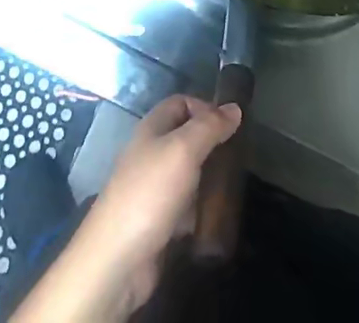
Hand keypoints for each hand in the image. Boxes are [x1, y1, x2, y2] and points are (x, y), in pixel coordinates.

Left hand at [83, 95, 241, 274]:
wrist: (119, 256)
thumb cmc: (150, 192)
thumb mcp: (183, 150)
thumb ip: (208, 127)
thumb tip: (233, 108)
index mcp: (151, 129)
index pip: (180, 103)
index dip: (205, 107)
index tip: (232, 126)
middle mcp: (150, 153)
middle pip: (185, 138)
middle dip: (212, 145)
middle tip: (239, 160)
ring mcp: (153, 188)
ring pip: (188, 173)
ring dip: (210, 179)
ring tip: (236, 188)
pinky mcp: (158, 219)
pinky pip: (186, 206)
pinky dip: (201, 210)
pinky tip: (218, 218)